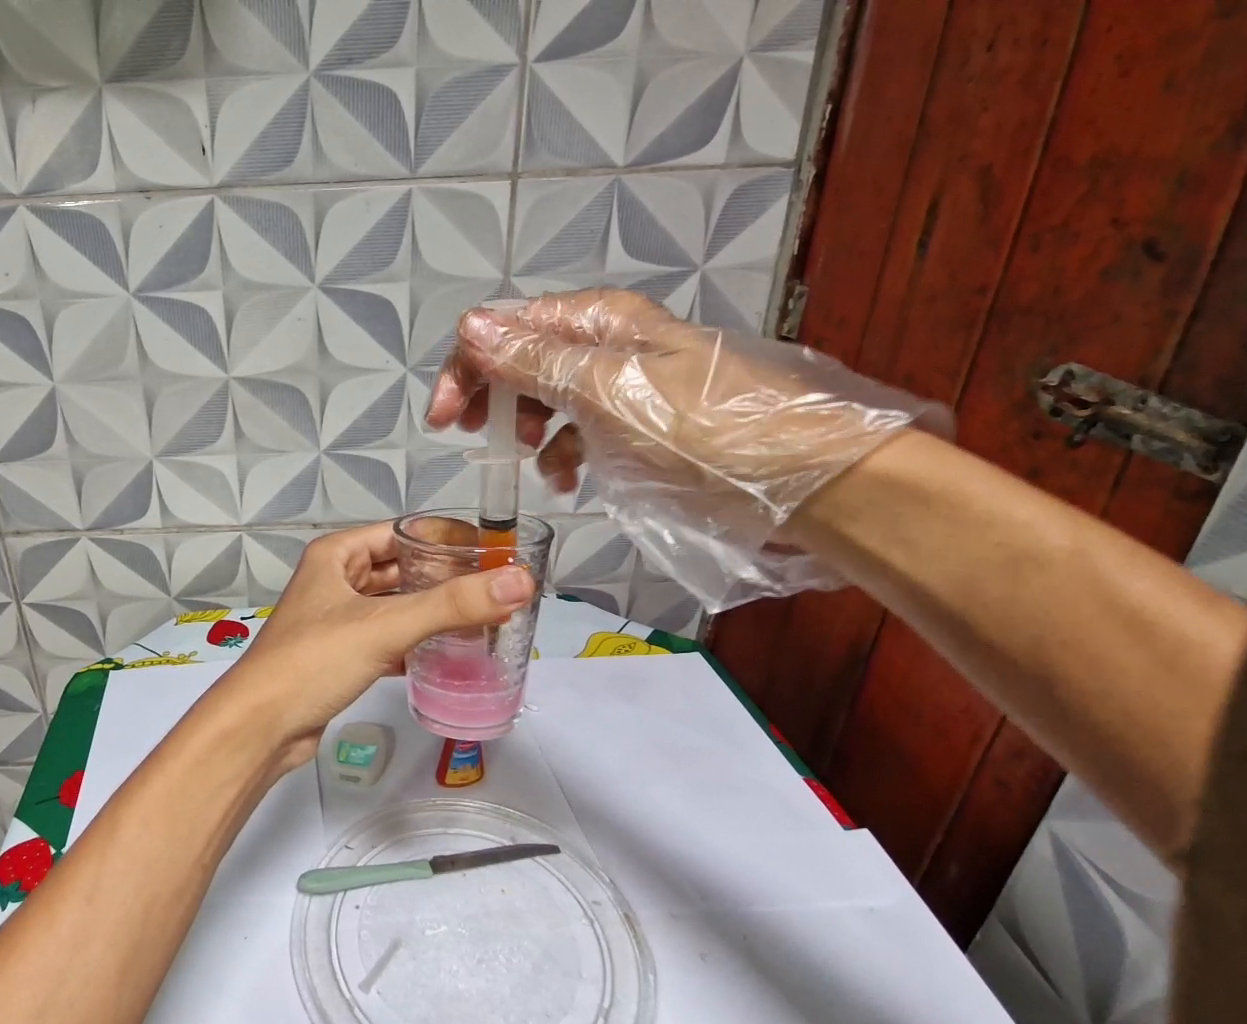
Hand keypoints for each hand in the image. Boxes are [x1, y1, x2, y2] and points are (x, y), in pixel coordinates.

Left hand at [210, 522, 534, 769]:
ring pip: (394, 606)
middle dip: (444, 578)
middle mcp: (335, 581)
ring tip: (483, 619)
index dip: (446, 538)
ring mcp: (335, 620)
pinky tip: (448, 654)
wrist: (260, 727)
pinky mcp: (339, 657)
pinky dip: (414, 644)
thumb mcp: (385, 625)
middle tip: (498, 589)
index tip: (494, 551)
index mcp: (336, 555)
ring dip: (431, 612)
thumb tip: (520, 581)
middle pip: (401, 569)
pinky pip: (386, 639)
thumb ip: (452, 604)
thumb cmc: (313, 661)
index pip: (402, 532)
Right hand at [426, 288, 947, 608]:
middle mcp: (606, 343)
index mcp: (598, 320)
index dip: (467, 367)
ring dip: (528, 429)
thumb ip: (536, 361)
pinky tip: (570, 479)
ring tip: (538, 464)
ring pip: (547, 397)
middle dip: (493, 397)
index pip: (507, 327)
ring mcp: (623, 387)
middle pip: (522, 359)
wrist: (801, 478)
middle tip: (478, 437)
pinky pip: (580, 431)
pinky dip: (564, 454)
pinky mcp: (639, 427)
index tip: (444, 420)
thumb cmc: (703, 430)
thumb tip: (470, 324)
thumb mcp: (609, 391)